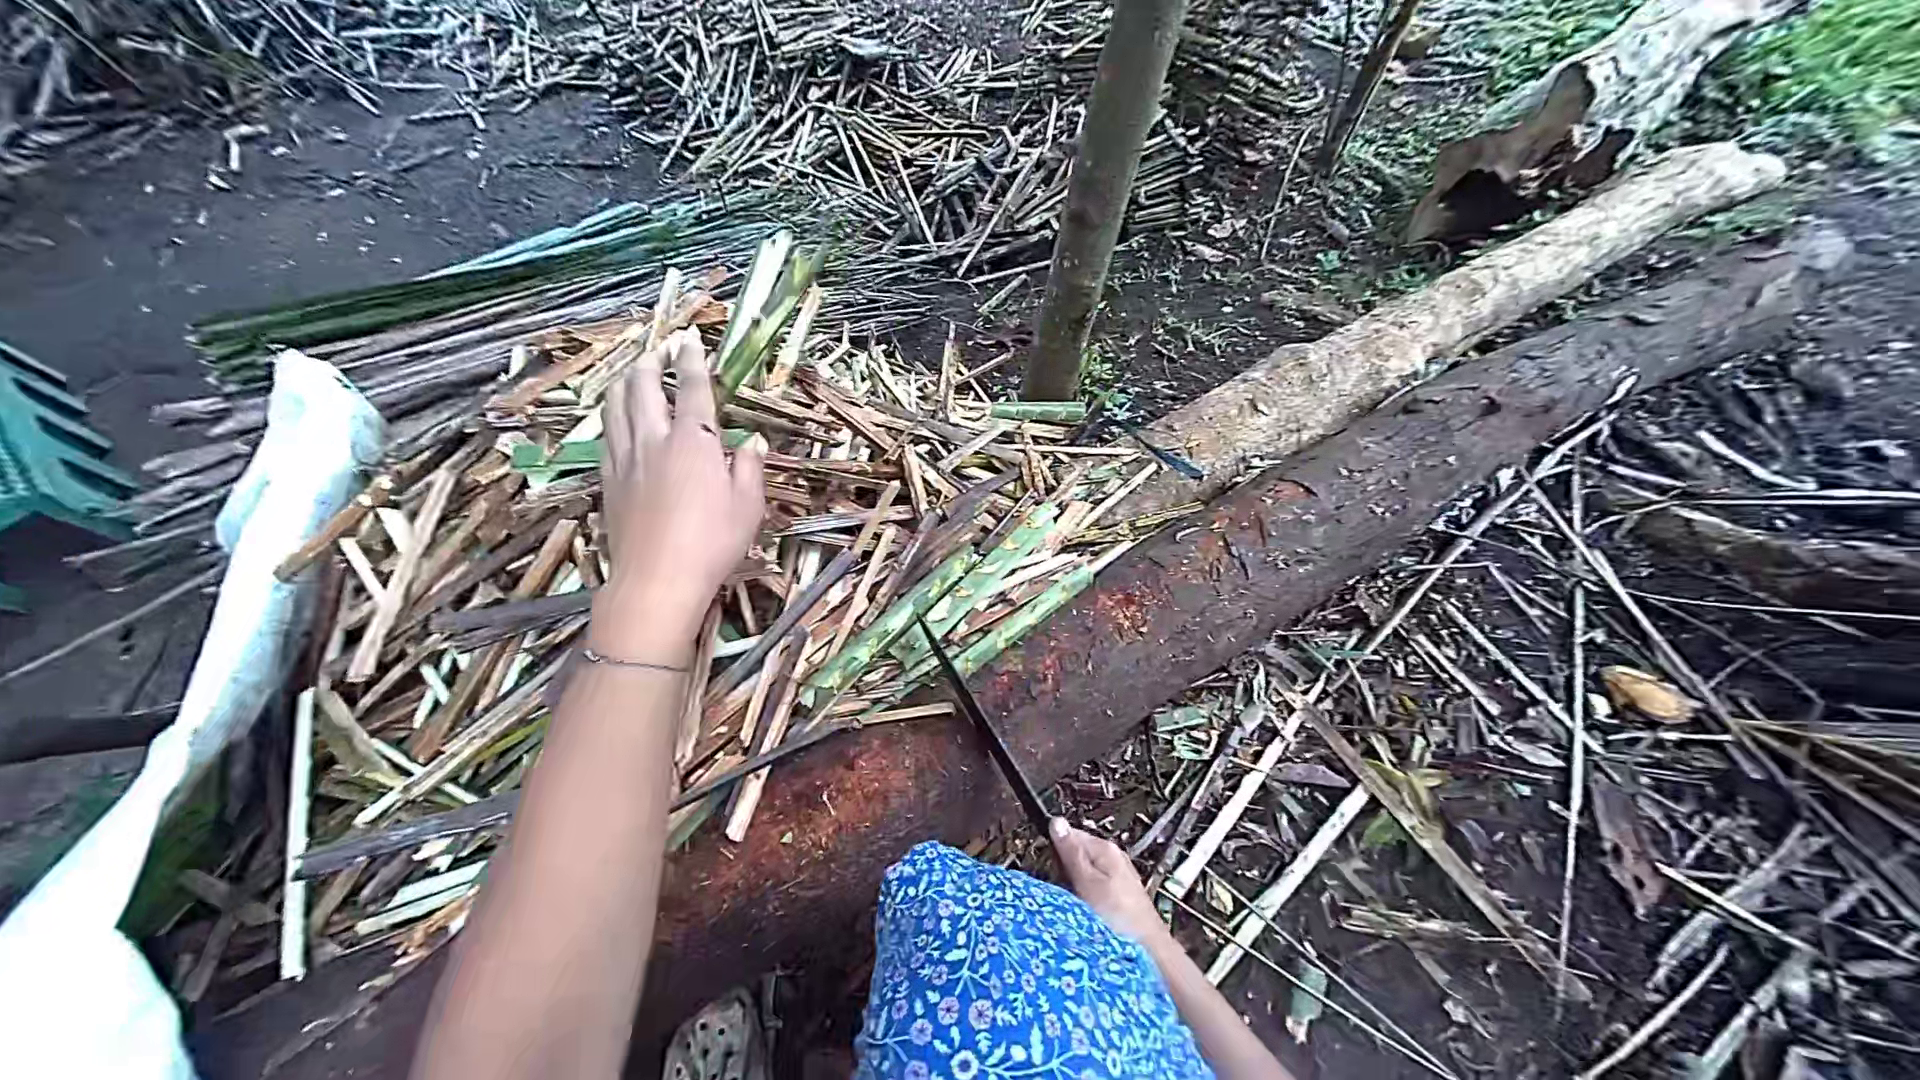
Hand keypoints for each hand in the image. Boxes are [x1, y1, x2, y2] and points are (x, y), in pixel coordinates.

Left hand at [598, 328, 764, 653]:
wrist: (657, 579)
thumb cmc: (713, 542)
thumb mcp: (748, 505)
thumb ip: (749, 467)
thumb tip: (753, 442)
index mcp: (693, 442)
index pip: (691, 388)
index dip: (691, 360)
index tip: (689, 339)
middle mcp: (654, 439)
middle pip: (642, 384)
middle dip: (651, 360)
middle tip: (661, 349)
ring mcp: (625, 458)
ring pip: (615, 403)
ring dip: (626, 379)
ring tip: (636, 372)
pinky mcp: (608, 478)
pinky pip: (607, 431)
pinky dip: (614, 412)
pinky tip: (621, 417)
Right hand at [1051, 818, 1168, 948]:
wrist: (1150, 952)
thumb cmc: (1118, 918)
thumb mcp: (1087, 883)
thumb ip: (1071, 852)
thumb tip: (1056, 822)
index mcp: (1106, 848)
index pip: (1071, 833)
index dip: (1055, 848)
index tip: (1047, 865)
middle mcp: (1115, 857)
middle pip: (1078, 852)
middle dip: (1065, 868)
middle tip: (1060, 888)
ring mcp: (1119, 876)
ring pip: (1086, 872)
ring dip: (1075, 884)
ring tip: (1072, 902)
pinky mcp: (1121, 895)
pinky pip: (1095, 887)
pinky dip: (1086, 896)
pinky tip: (1085, 911)